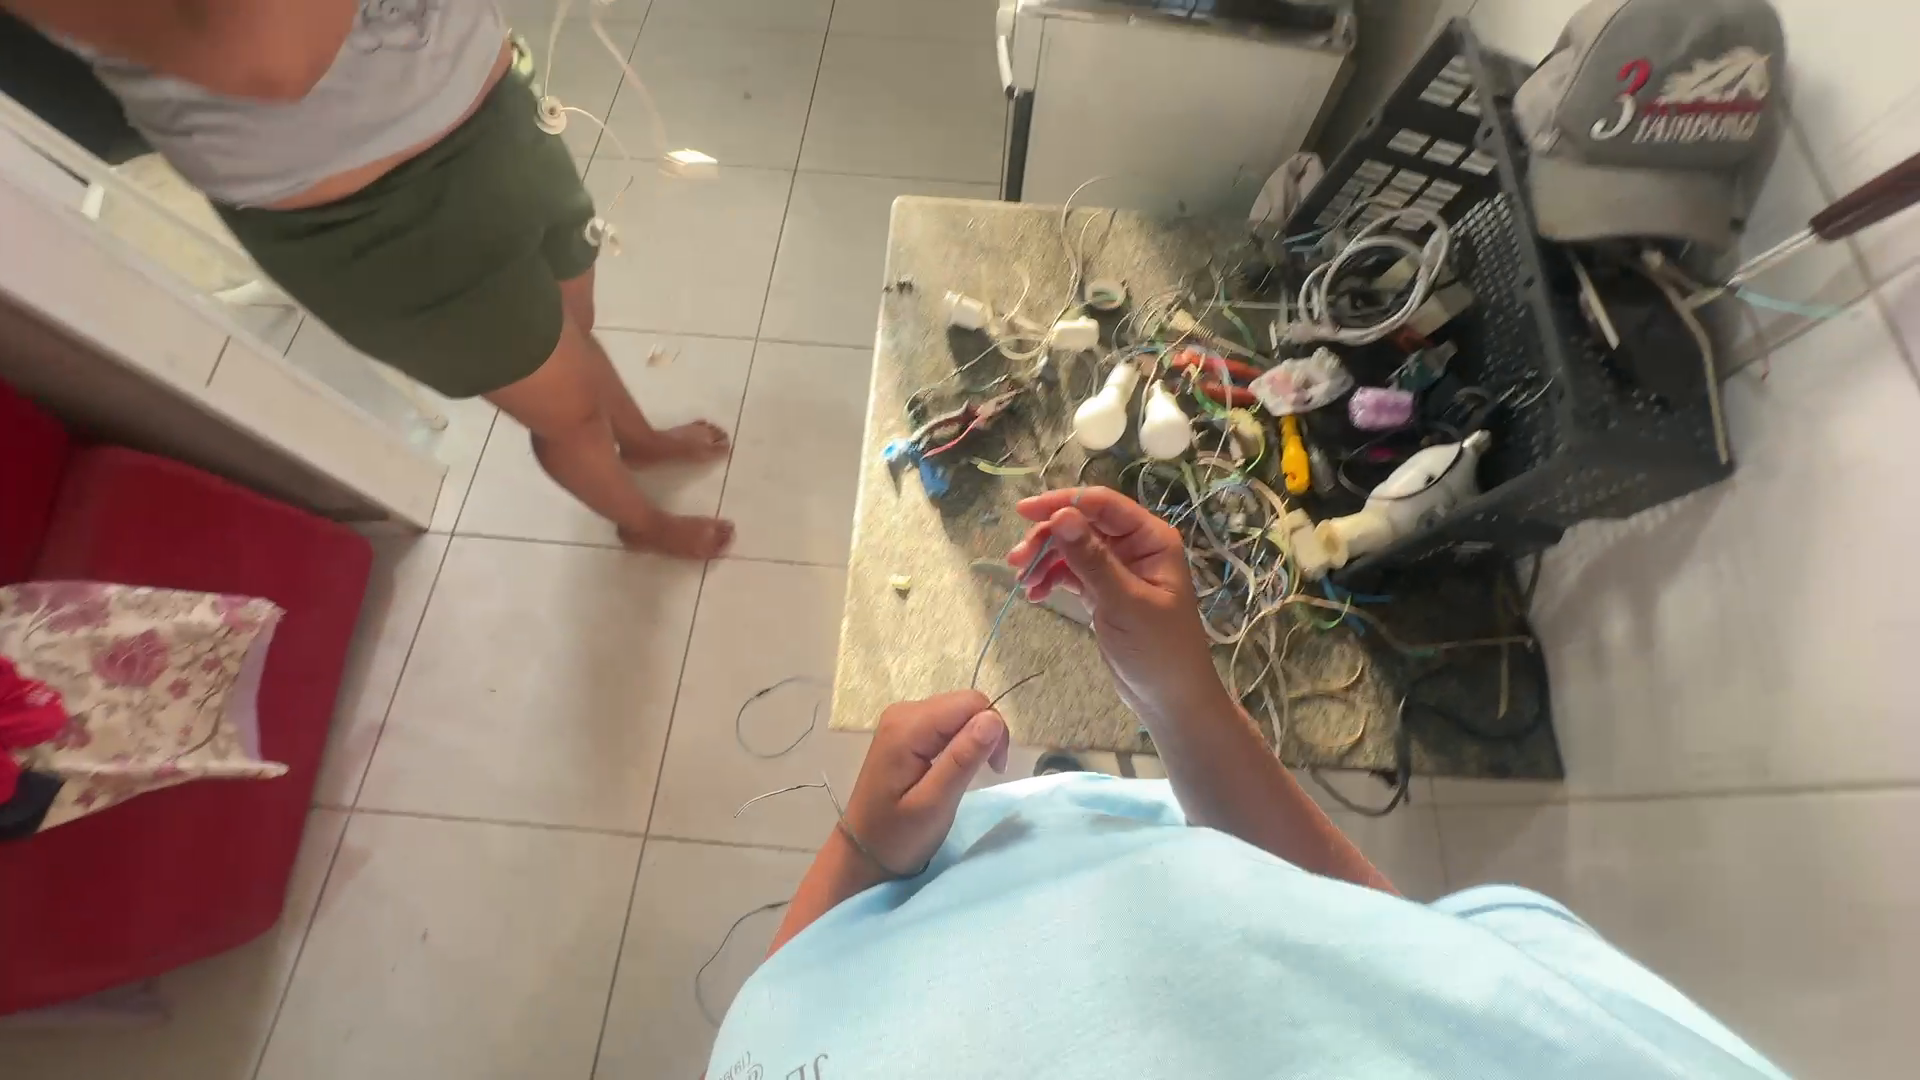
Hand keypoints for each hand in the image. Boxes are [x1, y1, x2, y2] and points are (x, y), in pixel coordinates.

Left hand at [842, 691, 1010, 875]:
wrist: (861, 852)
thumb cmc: (897, 835)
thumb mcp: (934, 804)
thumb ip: (963, 759)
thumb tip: (993, 718)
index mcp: (908, 726)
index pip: (970, 703)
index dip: (993, 730)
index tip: (994, 768)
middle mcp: (904, 711)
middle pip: (965, 704)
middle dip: (985, 734)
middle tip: (984, 774)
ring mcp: (902, 718)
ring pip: (958, 712)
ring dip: (973, 740)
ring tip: (966, 775)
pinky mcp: (905, 728)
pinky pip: (946, 722)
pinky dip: (959, 742)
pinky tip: (952, 767)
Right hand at [1006, 487, 1223, 719]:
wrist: (1170, 699)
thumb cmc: (1159, 650)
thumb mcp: (1124, 602)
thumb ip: (1091, 558)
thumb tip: (1061, 516)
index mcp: (1150, 538)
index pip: (1102, 504)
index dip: (1062, 502)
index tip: (1024, 511)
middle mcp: (1134, 546)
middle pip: (1081, 523)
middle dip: (1047, 537)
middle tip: (1016, 560)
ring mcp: (1117, 568)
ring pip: (1071, 548)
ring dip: (1044, 559)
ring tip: (1023, 582)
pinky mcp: (1102, 590)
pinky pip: (1070, 573)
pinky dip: (1050, 579)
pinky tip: (1034, 595)